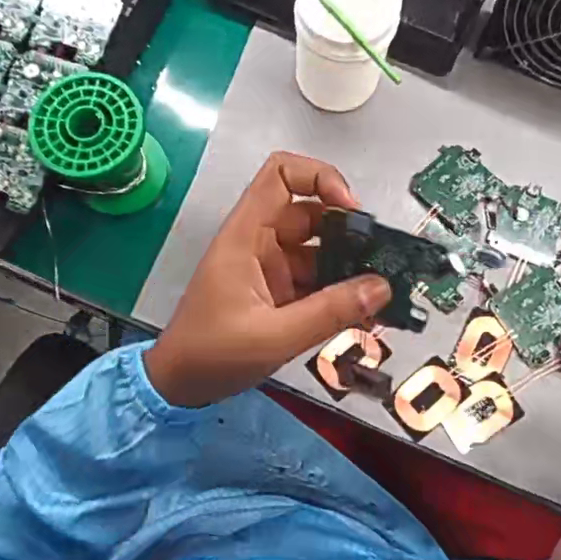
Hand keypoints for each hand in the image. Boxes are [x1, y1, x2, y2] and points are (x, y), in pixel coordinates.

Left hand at [145, 152, 391, 406]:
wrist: (178, 384)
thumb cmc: (211, 354)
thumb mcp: (274, 336)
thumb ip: (330, 312)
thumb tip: (382, 287)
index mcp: (246, 237)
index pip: (280, 174)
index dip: (320, 177)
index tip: (351, 210)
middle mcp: (257, 244)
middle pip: (309, 214)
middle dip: (348, 233)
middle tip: (382, 261)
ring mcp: (266, 269)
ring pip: (316, 251)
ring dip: (346, 269)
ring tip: (381, 294)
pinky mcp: (273, 294)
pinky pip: (311, 281)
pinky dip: (335, 293)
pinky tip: (362, 313)